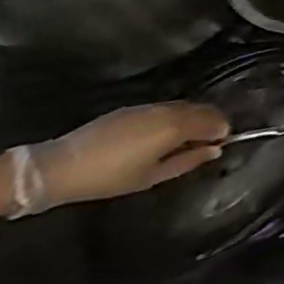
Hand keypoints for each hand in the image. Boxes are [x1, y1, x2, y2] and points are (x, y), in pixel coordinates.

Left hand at [33, 102, 230, 206]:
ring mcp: (150, 106)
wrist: (61, 166)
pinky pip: (168, 107)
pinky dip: (176, 117)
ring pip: (186, 106)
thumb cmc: (110, 178)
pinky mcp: (134, 107)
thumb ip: (189, 160)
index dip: (222, 132)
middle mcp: (168, 109)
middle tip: (205, 145)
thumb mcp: (153, 177)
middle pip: (204, 109)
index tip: (218, 147)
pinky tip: (162, 136)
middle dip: (211, 123)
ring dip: (194, 119)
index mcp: (176, 126)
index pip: (215, 120)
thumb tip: (215, 150)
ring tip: (183, 142)